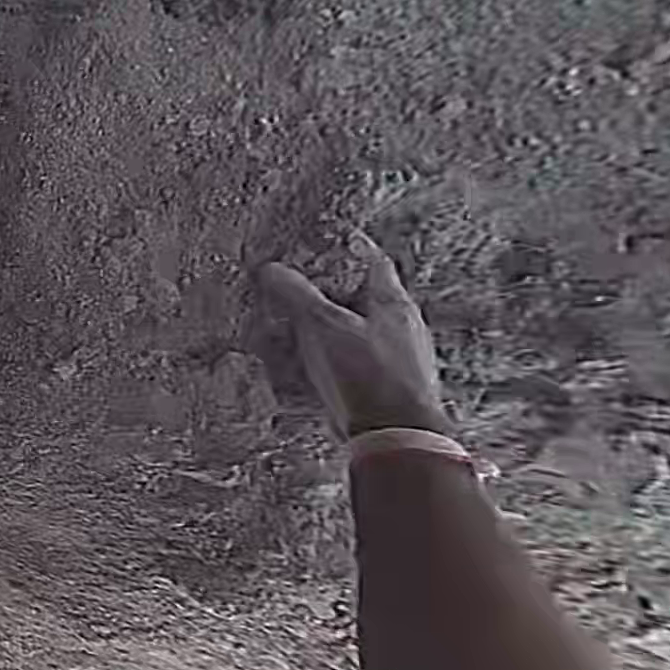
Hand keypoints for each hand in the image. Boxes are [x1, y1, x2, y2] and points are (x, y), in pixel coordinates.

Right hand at [262, 232, 450, 437]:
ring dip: (322, 316)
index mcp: (392, 304)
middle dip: (326, 283)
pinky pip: (346, 348)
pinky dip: (322, 343)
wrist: (393, 432)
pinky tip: (301, 351)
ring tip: (287, 315)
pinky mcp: (378, 376)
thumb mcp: (323, 325)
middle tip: (291, 277)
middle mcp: (398, 324)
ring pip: (351, 321)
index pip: (371, 261)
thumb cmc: (365, 371)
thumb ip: (296, 293)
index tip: (318, 237)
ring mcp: (392, 351)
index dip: (346, 246)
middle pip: (359, 291)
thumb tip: (271, 267)